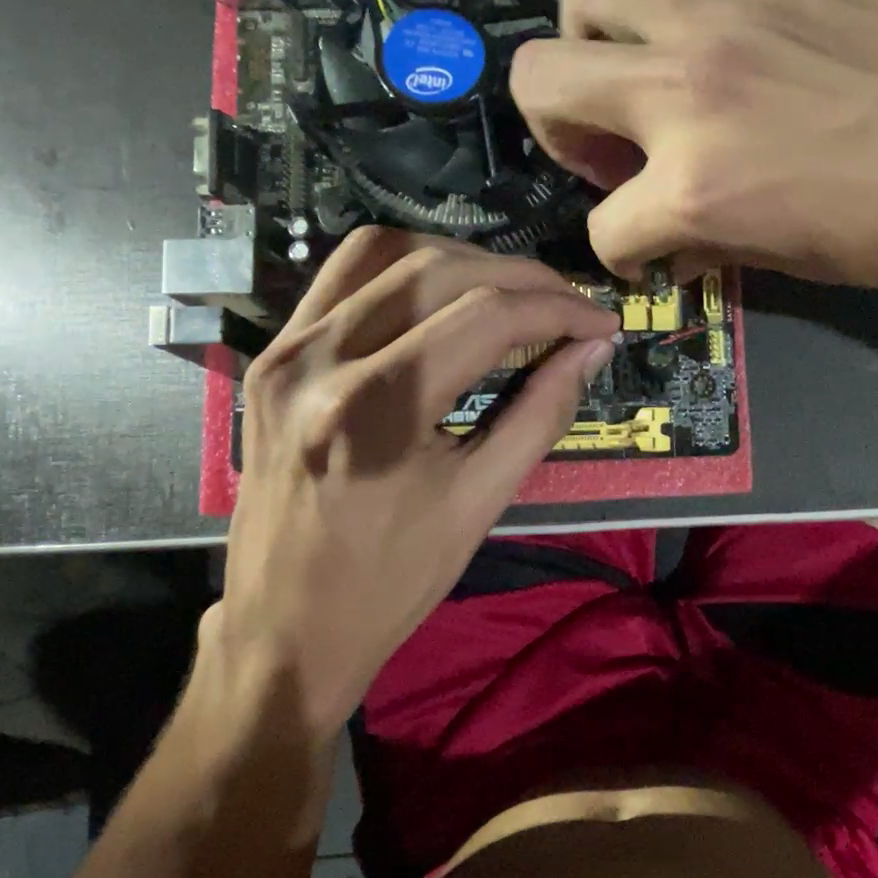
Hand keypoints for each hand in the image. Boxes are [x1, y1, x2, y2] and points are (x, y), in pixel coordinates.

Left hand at [206, 228, 618, 730]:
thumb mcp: (482, 502)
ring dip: (466, 261)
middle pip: (439, 271)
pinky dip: (407, 270)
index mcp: (378, 406)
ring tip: (519, 293)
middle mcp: (321, 358)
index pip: (487, 317)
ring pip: (384, 255)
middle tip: (574, 307)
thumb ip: (541, 414)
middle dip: (523, 278)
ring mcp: (286, 350)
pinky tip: (448, 295)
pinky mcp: (273, 356)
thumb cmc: (396, 578)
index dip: (559, 311)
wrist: (291, 623)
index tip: (603, 326)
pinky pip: (342, 278)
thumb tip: (592, 352)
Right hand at [510, 0, 877, 295]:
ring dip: (600, 39)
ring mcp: (735, 5)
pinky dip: (688, 14)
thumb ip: (726, 242)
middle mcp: (691, 83)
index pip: (605, 227)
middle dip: (564, 129)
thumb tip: (684, 239)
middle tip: (620, 153)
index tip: (653, 255)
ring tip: (651, 76)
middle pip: (542, 75)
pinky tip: (740, 46)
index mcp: (699, 184)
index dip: (624, 254)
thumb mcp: (812, 266)